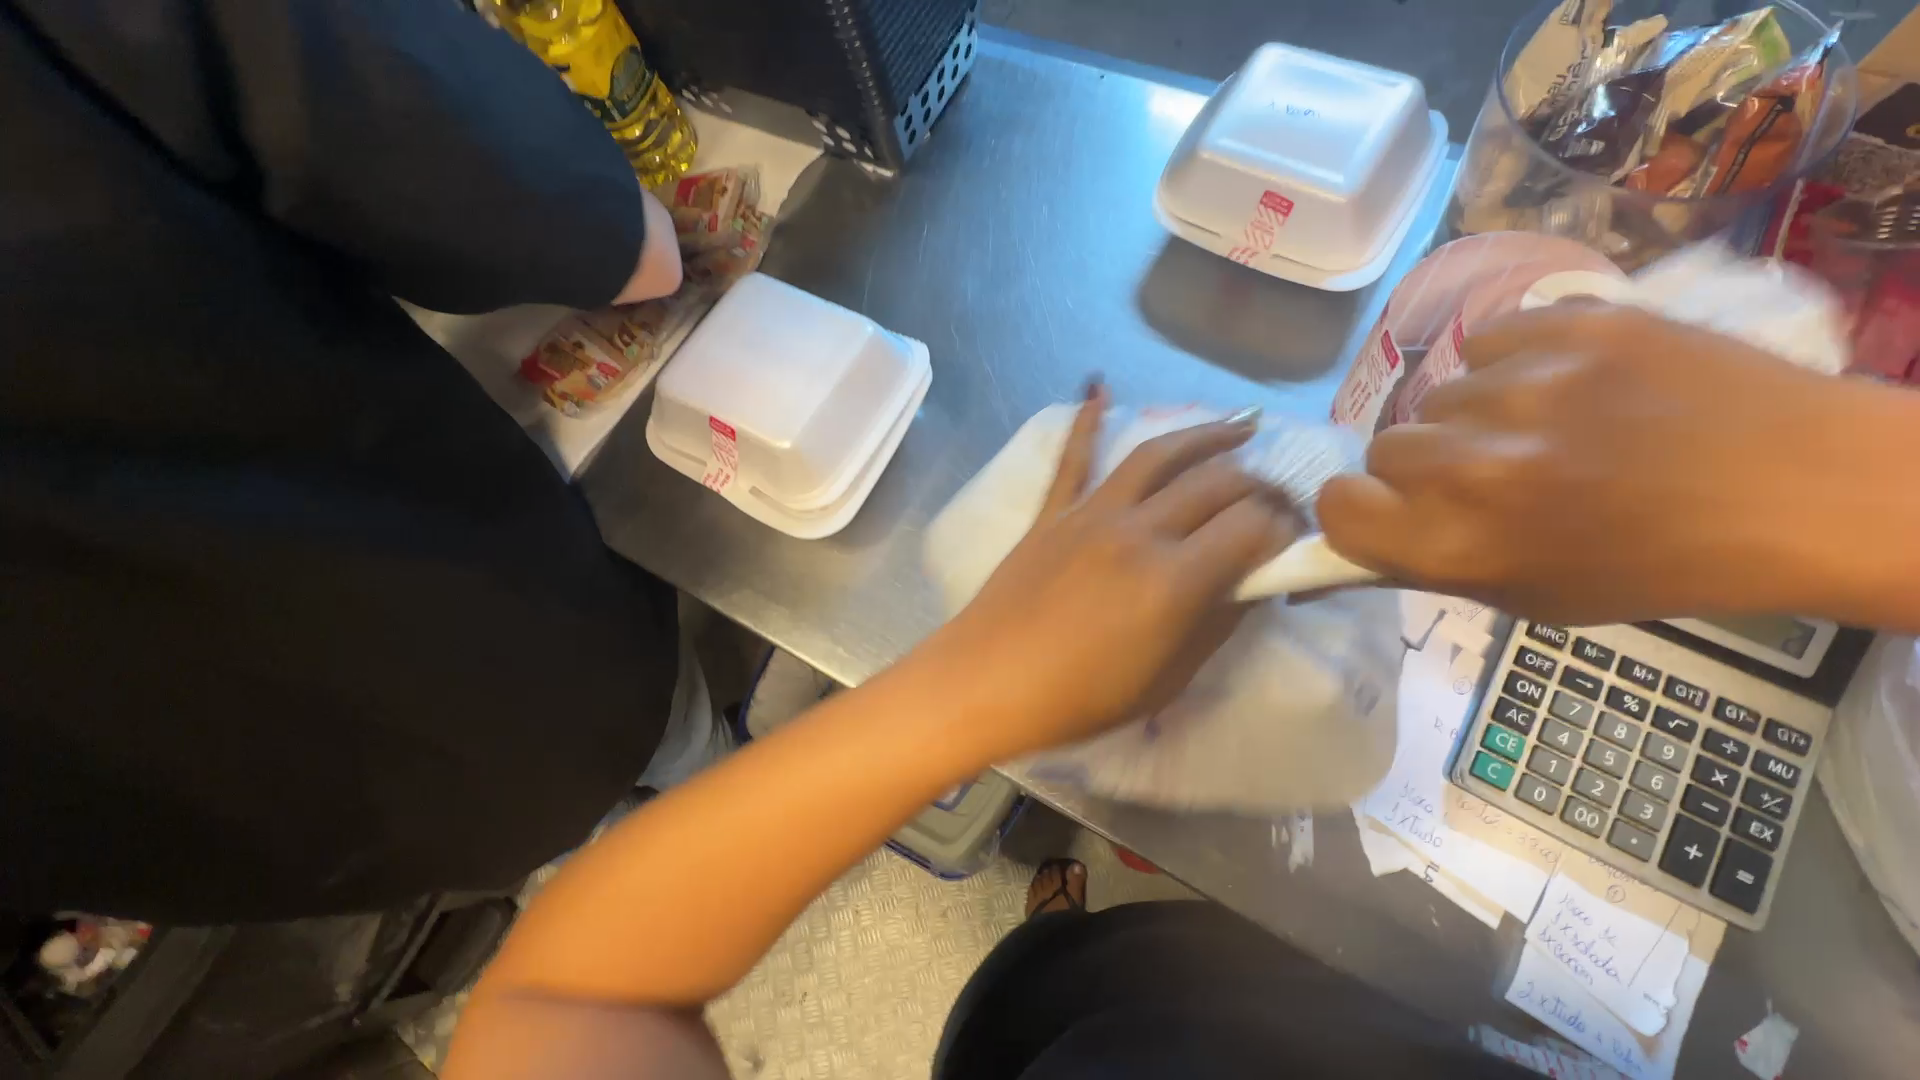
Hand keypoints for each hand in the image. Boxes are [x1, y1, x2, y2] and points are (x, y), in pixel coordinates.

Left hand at [913, 387, 1300, 762]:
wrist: (986, 684)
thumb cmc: (1079, 698)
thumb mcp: (1166, 679)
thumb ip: (1217, 624)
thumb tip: (1252, 583)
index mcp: (1174, 580)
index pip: (1252, 527)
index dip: (1285, 526)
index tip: (1295, 535)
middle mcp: (1139, 531)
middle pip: (1216, 482)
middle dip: (1260, 482)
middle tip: (1277, 493)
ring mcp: (1090, 514)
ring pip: (1158, 454)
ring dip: (1206, 434)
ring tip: (1242, 424)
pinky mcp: (1052, 512)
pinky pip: (1074, 457)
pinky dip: (1088, 418)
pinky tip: (1100, 386)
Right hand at [1318, 305, 1885, 624]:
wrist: (1807, 489)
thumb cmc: (1656, 565)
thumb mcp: (1529, 596)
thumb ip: (1427, 564)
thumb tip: (1355, 534)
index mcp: (1459, 542)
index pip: (1338, 505)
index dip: (1360, 509)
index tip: (1396, 511)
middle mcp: (1472, 464)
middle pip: (1383, 446)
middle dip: (1420, 464)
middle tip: (1489, 473)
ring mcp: (1522, 384)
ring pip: (1439, 393)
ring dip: (1472, 415)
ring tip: (1545, 427)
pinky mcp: (1570, 321)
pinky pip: (1488, 339)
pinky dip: (1511, 362)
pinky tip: (1567, 385)